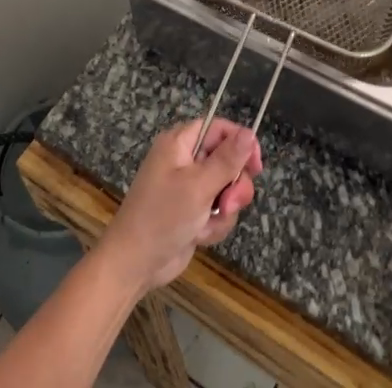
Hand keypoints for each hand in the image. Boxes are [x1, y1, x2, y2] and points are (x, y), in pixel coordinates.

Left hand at [95, 118, 263, 293]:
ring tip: (206, 224)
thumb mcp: (199, 186)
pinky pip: (218, 211)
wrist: (135, 263)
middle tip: (228, 203)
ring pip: (226, 189)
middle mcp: (184, 161)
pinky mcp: (192, 211)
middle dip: (233, 186)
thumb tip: (250, 132)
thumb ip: (227, 160)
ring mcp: (188, 188)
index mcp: (179, 143)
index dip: (240, 142)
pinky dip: (214, 225)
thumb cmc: (163, 217)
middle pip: (228, 160)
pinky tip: (199, 236)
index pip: (219, 128)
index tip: (256, 166)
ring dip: (223, 210)